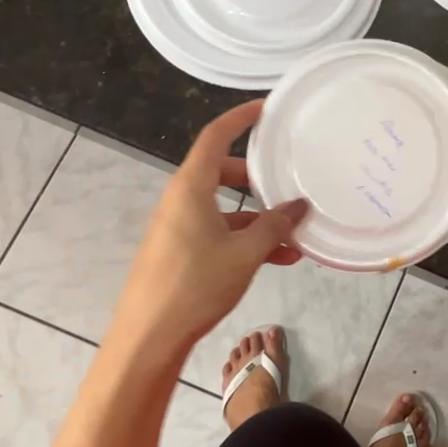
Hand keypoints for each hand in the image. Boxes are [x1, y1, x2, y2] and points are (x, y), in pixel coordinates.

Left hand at [114, 101, 309, 348]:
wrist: (148, 338)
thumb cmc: (195, 285)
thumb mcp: (244, 254)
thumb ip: (275, 226)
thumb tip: (299, 205)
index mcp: (190, 188)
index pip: (215, 137)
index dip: (240, 117)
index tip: (266, 108)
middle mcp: (181, 201)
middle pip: (221, 172)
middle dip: (257, 177)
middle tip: (286, 179)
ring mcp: (178, 227)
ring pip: (224, 208)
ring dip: (258, 217)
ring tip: (296, 234)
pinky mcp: (180, 252)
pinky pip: (219, 232)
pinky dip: (246, 239)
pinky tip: (280, 258)